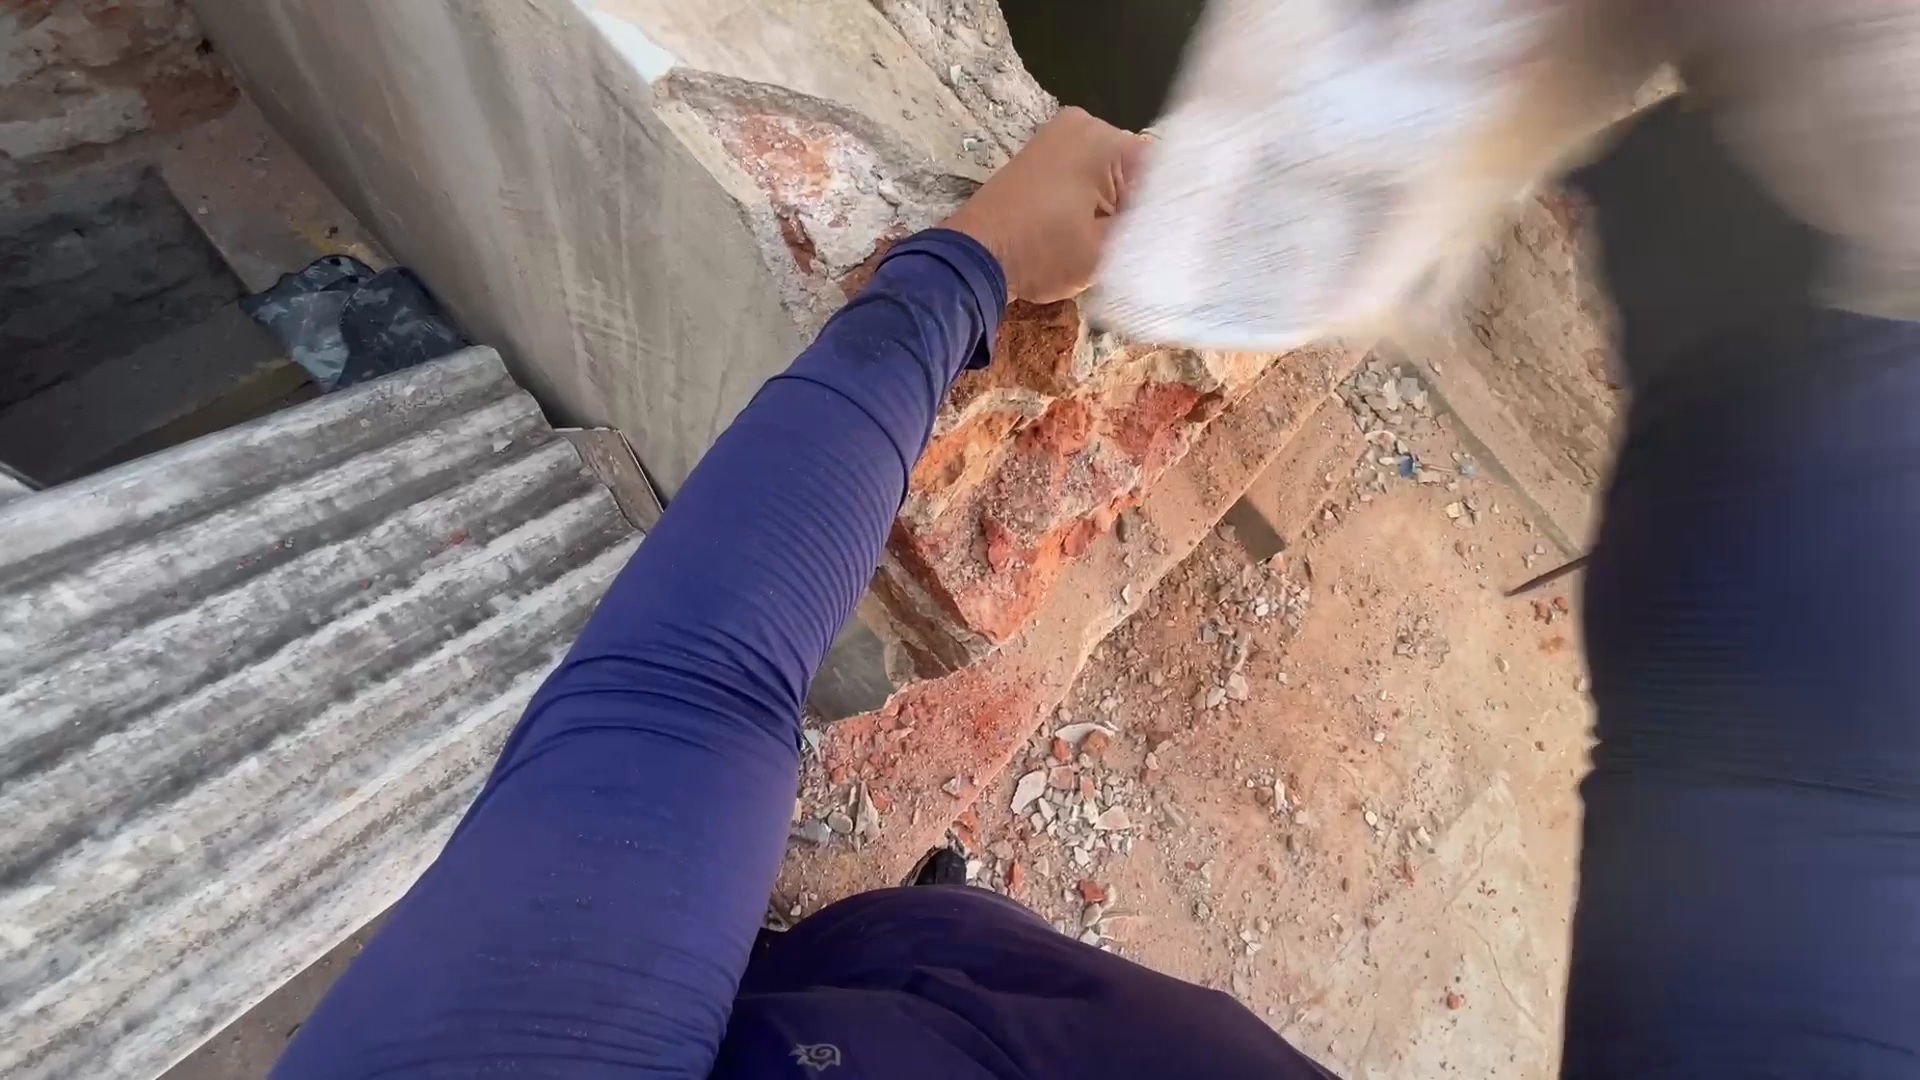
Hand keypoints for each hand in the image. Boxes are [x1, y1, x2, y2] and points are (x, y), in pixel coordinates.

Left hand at [942, 107, 1146, 302]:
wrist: (973, 259)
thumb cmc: (1040, 253)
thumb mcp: (1103, 251)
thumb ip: (1142, 234)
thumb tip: (1165, 227)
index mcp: (1103, 138)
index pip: (1160, 170)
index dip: (1163, 209)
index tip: (1158, 242)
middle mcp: (1081, 125)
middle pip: (1131, 170)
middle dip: (1132, 208)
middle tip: (1130, 249)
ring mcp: (1053, 139)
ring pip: (1104, 177)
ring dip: (1108, 210)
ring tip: (1102, 246)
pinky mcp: (1036, 161)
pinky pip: (1077, 180)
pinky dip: (1083, 206)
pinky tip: (1080, 235)